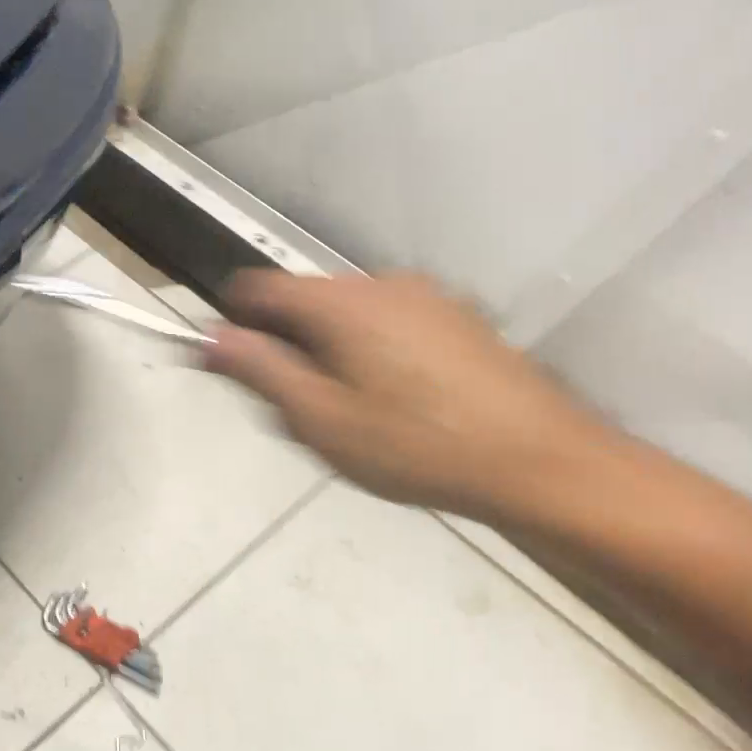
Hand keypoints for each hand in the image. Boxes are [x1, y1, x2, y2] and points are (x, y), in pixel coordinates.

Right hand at [204, 271, 614, 518]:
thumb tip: (209, 335)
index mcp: (341, 303)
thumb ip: (257, 369)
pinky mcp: (459, 321)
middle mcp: (382, 285)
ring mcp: (428, 299)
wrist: (542, 465)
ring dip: (324, 355)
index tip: (230, 371)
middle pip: (301, 303)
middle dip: (283, 348)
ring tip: (346, 417)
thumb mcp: (317, 417)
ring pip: (344, 318)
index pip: (255, 288)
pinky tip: (392, 407)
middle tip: (296, 412)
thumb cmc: (414, 445)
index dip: (230, 324)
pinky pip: (385, 327)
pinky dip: (367, 356)